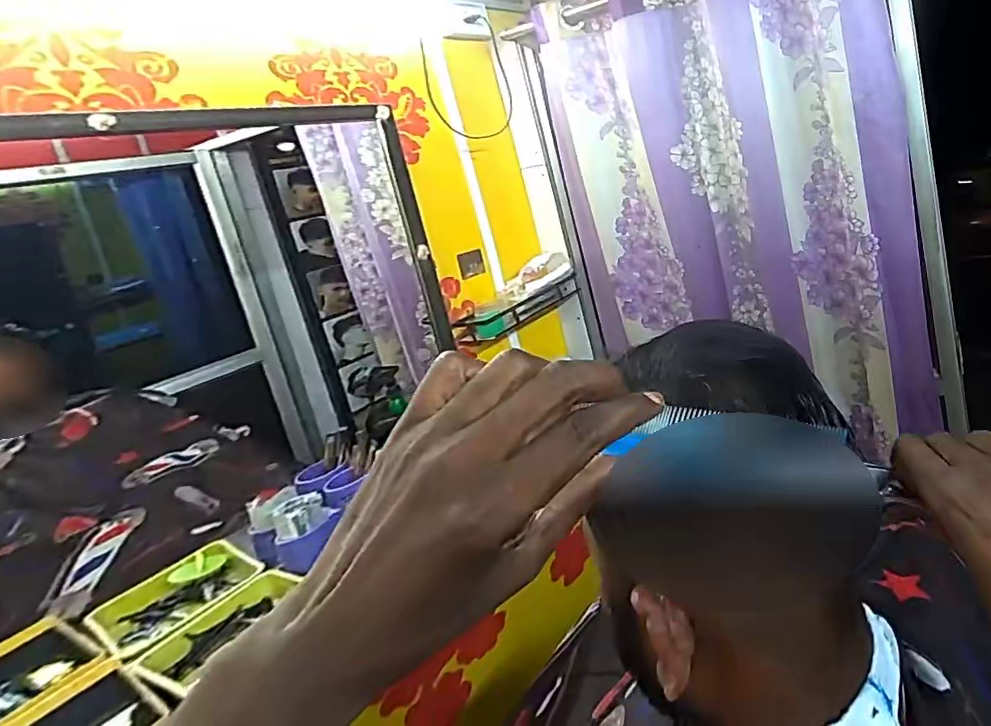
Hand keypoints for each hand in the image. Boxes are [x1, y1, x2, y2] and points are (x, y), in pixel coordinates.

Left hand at [177, 350, 657, 725]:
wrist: (335, 625)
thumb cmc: (433, 615)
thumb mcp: (512, 577)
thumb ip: (566, 511)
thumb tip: (611, 460)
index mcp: (494, 503)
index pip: (579, 433)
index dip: (626, 412)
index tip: (655, 403)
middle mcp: (464, 452)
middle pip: (551, 385)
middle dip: (600, 377)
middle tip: (621, 391)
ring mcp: (429, 431)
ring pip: (508, 366)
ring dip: (550, 370)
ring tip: (568, 390)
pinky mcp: (404, 425)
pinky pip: (451, 369)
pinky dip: (486, 368)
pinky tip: (500, 392)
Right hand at [894, 432, 990, 725]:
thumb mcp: (975, 584)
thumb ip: (953, 530)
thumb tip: (940, 509)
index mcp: (962, 503)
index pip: (914, 449)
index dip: (905, 463)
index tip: (908, 482)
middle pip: (945, 439)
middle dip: (935, 460)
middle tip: (941, 490)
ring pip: (984, 440)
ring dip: (973, 459)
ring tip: (983, 492)